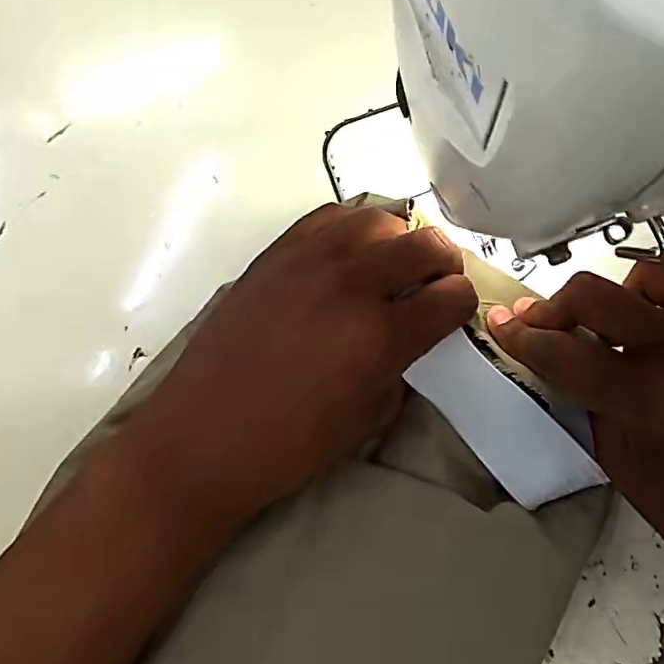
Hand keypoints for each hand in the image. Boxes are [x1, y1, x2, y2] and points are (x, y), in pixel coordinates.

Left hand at [136, 202, 476, 523]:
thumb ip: (405, 367)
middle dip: (445, 264)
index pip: (452, 296)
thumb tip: (418, 336)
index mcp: (381, 335)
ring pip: (379, 219)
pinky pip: (329, 218)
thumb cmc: (289, 445)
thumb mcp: (370, 418)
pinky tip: (349, 253)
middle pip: (426, 245)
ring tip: (392, 263)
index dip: (463, 303)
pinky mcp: (276, 254)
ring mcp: (310, 262)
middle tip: (436, 283)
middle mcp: (352, 286)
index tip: (454, 312)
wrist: (200, 439)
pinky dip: (352, 228)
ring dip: (400, 239)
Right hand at [484, 256, 663, 606]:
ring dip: (621, 293)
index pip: (563, 352)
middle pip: (597, 293)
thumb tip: (568, 364)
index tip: (503, 321)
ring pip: (654, 272)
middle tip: (548, 322)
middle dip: (556, 306)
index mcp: (649, 400)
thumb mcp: (629, 471)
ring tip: (619, 321)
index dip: (522, 336)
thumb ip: (593, 407)